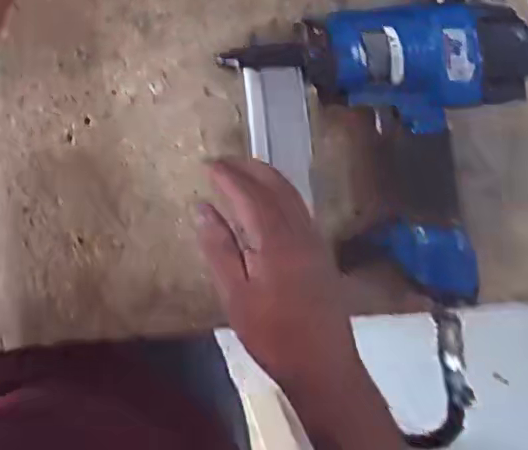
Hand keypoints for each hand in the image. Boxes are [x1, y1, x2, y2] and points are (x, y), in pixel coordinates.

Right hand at [195, 158, 360, 391]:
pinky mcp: (320, 248)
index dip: (228, 176)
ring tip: (242, 171)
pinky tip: (268, 199)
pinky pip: (298, 205)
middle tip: (223, 162)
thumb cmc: (273, 335)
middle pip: (273, 184)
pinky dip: (279, 190)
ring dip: (265, 175)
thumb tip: (203, 208)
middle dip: (248, 167)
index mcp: (275, 238)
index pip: (248, 193)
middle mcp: (298, 229)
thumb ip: (219, 248)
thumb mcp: (236, 296)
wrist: (325, 366)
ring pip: (289, 192)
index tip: (208, 165)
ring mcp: (313, 237)